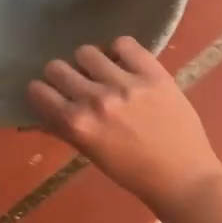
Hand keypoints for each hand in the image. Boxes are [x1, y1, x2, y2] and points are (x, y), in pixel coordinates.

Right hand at [27, 37, 221, 210]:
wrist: (183, 178)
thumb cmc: (130, 172)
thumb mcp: (88, 152)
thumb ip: (62, 127)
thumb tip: (40, 109)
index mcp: (76, 124)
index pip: (38, 90)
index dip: (41, 91)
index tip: (49, 94)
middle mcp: (95, 101)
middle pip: (57, 67)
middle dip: (61, 75)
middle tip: (75, 83)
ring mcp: (125, 85)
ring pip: (87, 52)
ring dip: (89, 63)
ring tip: (102, 72)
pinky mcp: (153, 75)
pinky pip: (124, 44)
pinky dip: (120, 51)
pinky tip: (124, 64)